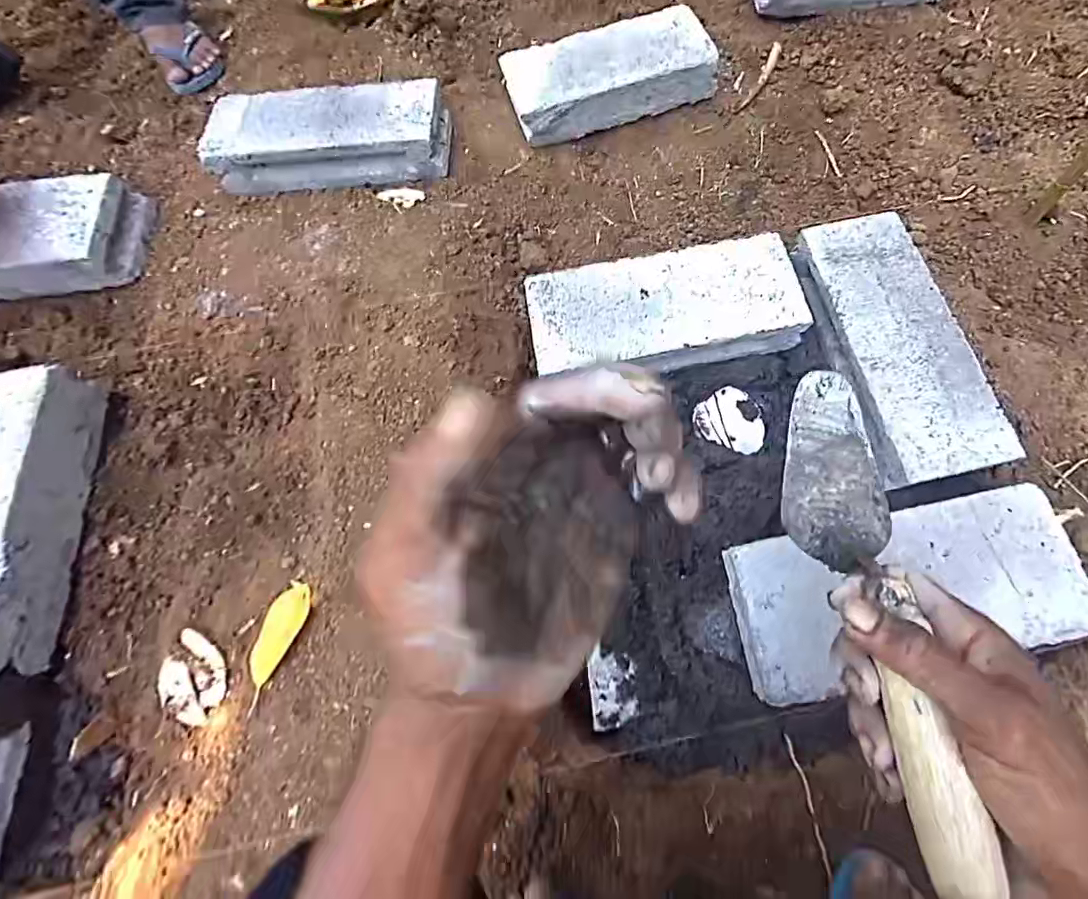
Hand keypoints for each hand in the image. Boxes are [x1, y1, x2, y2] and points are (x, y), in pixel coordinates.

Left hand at [359, 366, 698, 713]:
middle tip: (654, 446)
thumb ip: (428, 475)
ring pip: (640, 434)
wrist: (475, 701)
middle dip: (642, 406)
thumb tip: (470, 396)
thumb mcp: (404, 551)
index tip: (633, 401)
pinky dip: (682, 482)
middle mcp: (547, 461)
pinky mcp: (618, 528)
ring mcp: (587, 492)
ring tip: (661, 479)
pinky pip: (659, 486)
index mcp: (498, 453)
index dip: (595, 385)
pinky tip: (682, 509)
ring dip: (665, 438)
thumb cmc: (427, 626)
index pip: (553, 394)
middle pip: (608, 404)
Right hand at [830, 572, 1087, 898]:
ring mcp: (934, 712)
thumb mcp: (984, 711)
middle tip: (869, 696)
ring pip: (874, 691)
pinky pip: (879, 735)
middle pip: (879, 640)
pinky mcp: (924, 751)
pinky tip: (894, 778)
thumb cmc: (1053, 786)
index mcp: (972, 642)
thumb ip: (918, 656)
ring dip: (869, 722)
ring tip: (888, 758)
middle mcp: (948, 669)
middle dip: (864, 668)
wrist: (1080, 880)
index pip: (910, 592)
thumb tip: (856, 605)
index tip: (841, 609)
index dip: (871, 592)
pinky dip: (876, 754)